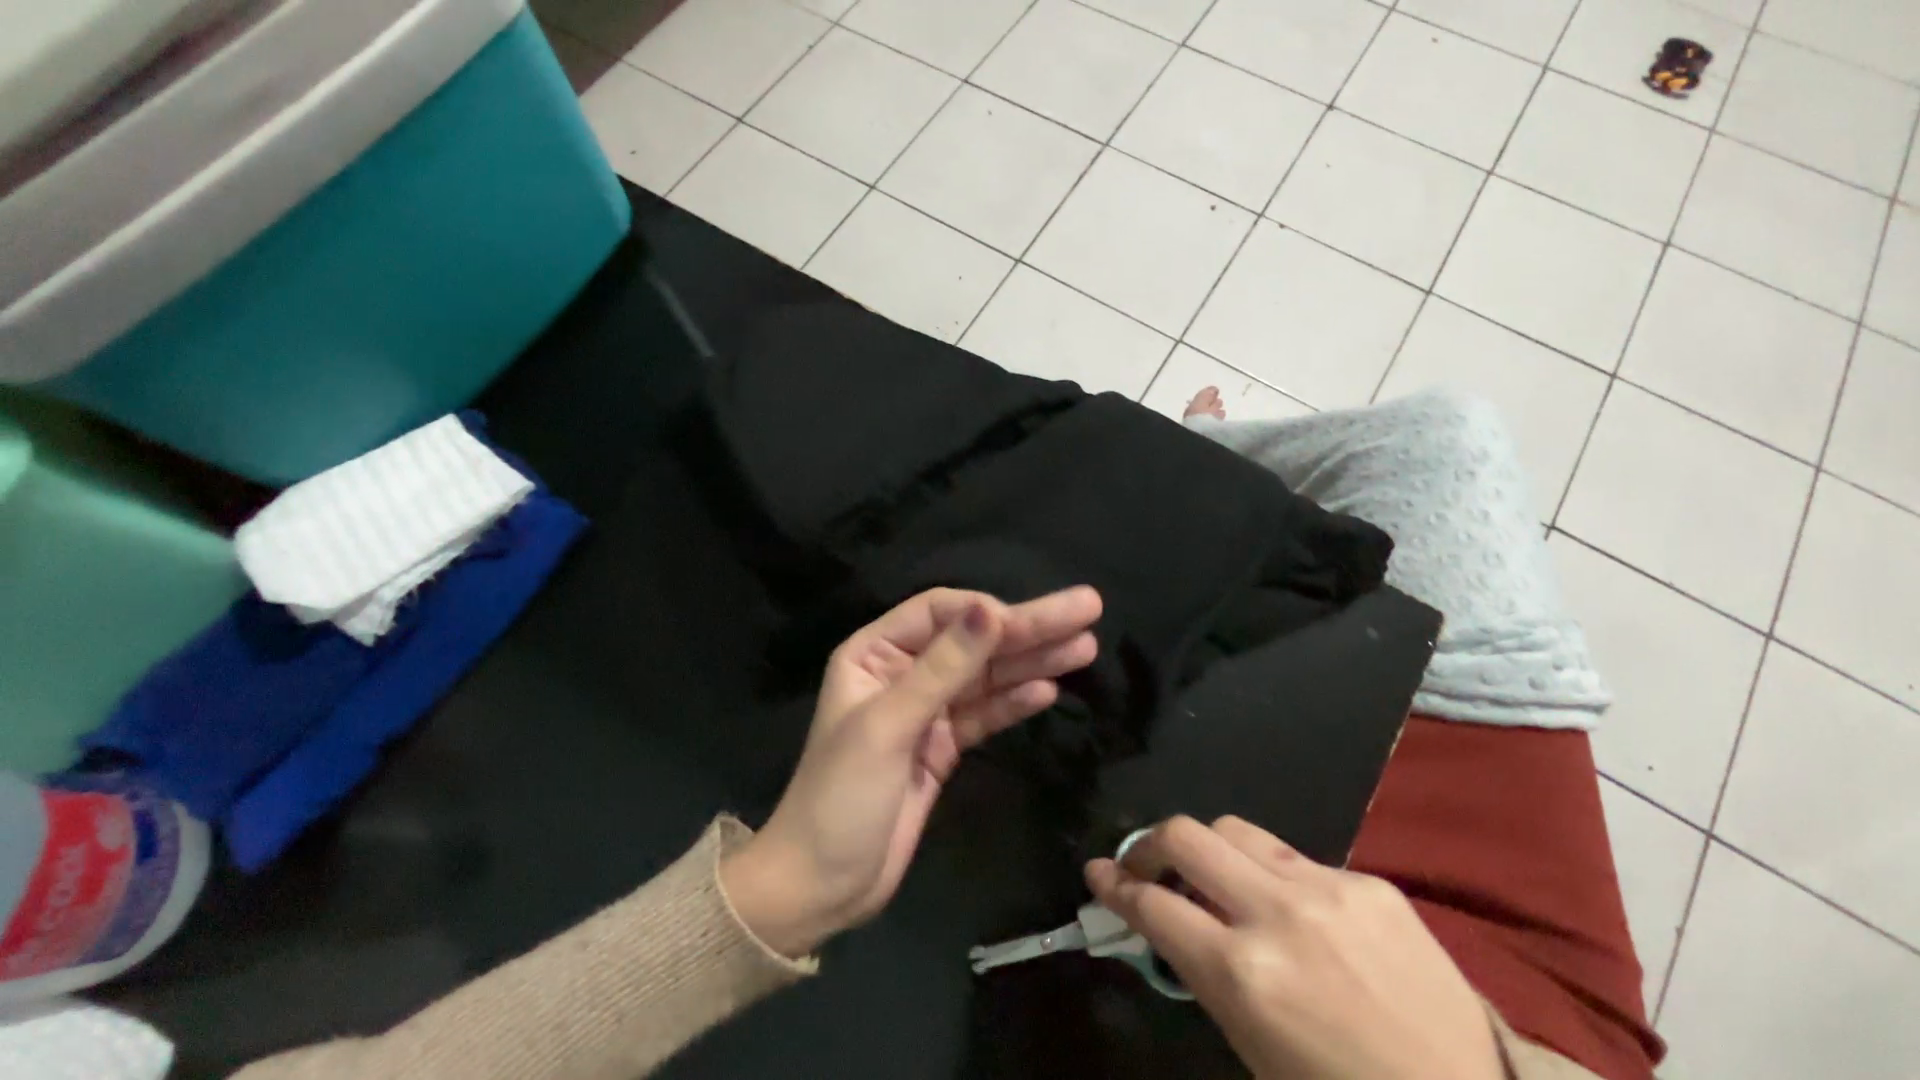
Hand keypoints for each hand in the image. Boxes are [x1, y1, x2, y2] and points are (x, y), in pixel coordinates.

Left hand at [723, 586, 1102, 956]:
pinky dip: (1015, 702)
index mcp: (872, 655)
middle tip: (1088, 608)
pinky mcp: (942, 749)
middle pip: (972, 641)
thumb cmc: (841, 798)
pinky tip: (1050, 688)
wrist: (822, 885)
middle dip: (1028, 627)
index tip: (1035, 620)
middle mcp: (900, 674)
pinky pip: (985, 715)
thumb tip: (991, 609)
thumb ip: (943, 668)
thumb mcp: (888, 726)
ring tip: (1086, 646)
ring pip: (986, 677)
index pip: (938, 613)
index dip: (988, 611)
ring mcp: (924, 713)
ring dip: (1033, 662)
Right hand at [1087, 816, 1504, 1079]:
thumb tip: (1167, 921)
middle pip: (1186, 836)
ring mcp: (1329, 889)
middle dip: (1149, 845)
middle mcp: (1278, 914)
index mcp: (1243, 973)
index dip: (1115, 886)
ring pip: (1237, 830)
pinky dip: (1272, 876)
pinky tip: (1292, 912)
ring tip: (1213, 880)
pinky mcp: (1371, 882)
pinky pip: (1297, 858)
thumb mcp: (1252, 1047)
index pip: (1153, 905)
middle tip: (1145, 867)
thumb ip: (1205, 973)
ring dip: (1209, 850)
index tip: (1098, 874)